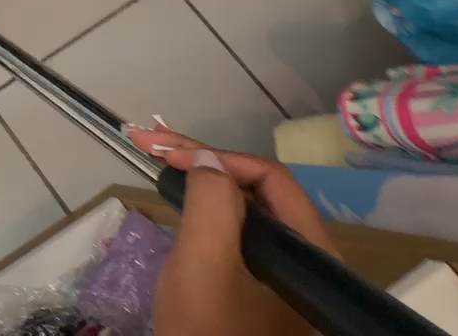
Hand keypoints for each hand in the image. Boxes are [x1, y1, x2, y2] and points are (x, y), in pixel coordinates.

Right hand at [128, 128, 337, 335]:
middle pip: (259, 189)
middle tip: (145, 141)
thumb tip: (206, 158)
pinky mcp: (264, 285)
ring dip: (199, 176)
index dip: (214, 157)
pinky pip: (239, 229)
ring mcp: (287, 274)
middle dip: (200, 158)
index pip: (270, 179)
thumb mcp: (204, 265)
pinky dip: (204, 204)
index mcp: (312, 255)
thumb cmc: (210, 328)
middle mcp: (310, 261)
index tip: (159, 152)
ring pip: (247, 207)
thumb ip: (211, 206)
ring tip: (155, 159)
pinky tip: (177, 197)